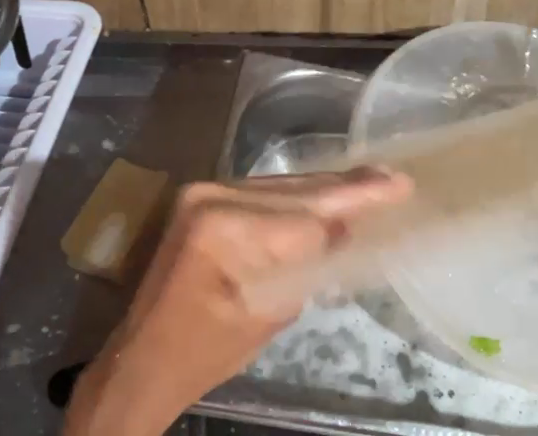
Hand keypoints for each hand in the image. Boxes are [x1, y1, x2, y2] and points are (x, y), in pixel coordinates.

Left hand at [66, 169, 411, 435]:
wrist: (140, 360)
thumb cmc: (201, 352)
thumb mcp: (267, 316)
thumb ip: (307, 267)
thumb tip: (342, 231)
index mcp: (225, 227)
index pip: (307, 213)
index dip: (356, 201)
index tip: (396, 183)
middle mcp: (213, 195)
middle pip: (296, 190)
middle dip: (345, 188)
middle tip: (391, 178)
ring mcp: (204, 192)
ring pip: (281, 187)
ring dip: (323, 191)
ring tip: (370, 185)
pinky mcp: (203, 199)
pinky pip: (262, 195)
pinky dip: (296, 200)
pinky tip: (326, 198)